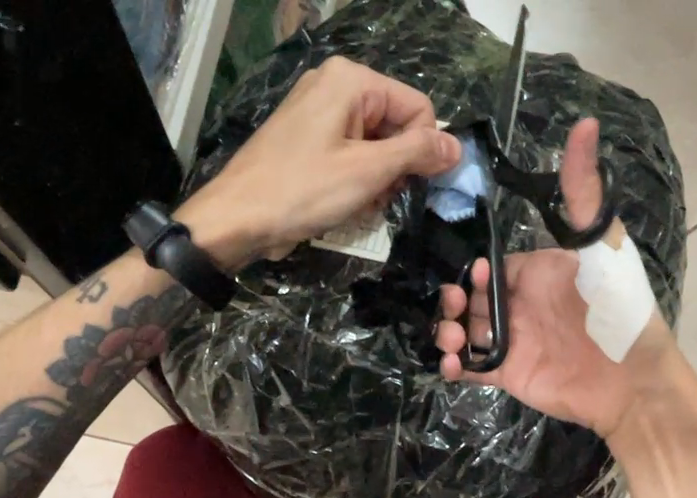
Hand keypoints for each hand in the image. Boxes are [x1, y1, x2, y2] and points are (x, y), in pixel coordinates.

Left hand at [178, 57, 461, 268]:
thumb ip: (416, 154)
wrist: (238, 218)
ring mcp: (319, 113)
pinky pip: (351, 156)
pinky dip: (356, 183)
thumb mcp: (367, 172)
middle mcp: (336, 86)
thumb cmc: (302, 191)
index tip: (407, 186)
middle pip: (396, 126)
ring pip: (376, 146)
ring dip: (377, 181)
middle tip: (378, 199)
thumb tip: (457, 148)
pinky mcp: (308, 140)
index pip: (418, 108)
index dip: (422, 150)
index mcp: (351, 81)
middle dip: (396, 168)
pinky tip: (344, 204)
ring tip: (357, 205)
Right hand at [432, 118, 678, 441]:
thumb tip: (585, 122)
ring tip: (452, 337)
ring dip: (447, 330)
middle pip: (470, 298)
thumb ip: (584, 190)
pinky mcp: (508, 375)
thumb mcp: (601, 241)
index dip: (475, 269)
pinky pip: (470, 368)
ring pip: (464, 331)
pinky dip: (451, 365)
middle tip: (454, 307)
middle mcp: (519, 306)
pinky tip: (448, 362)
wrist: (631, 377)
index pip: (492, 267)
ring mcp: (512, 342)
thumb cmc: (618, 305)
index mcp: (536, 273)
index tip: (475, 275)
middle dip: (453, 299)